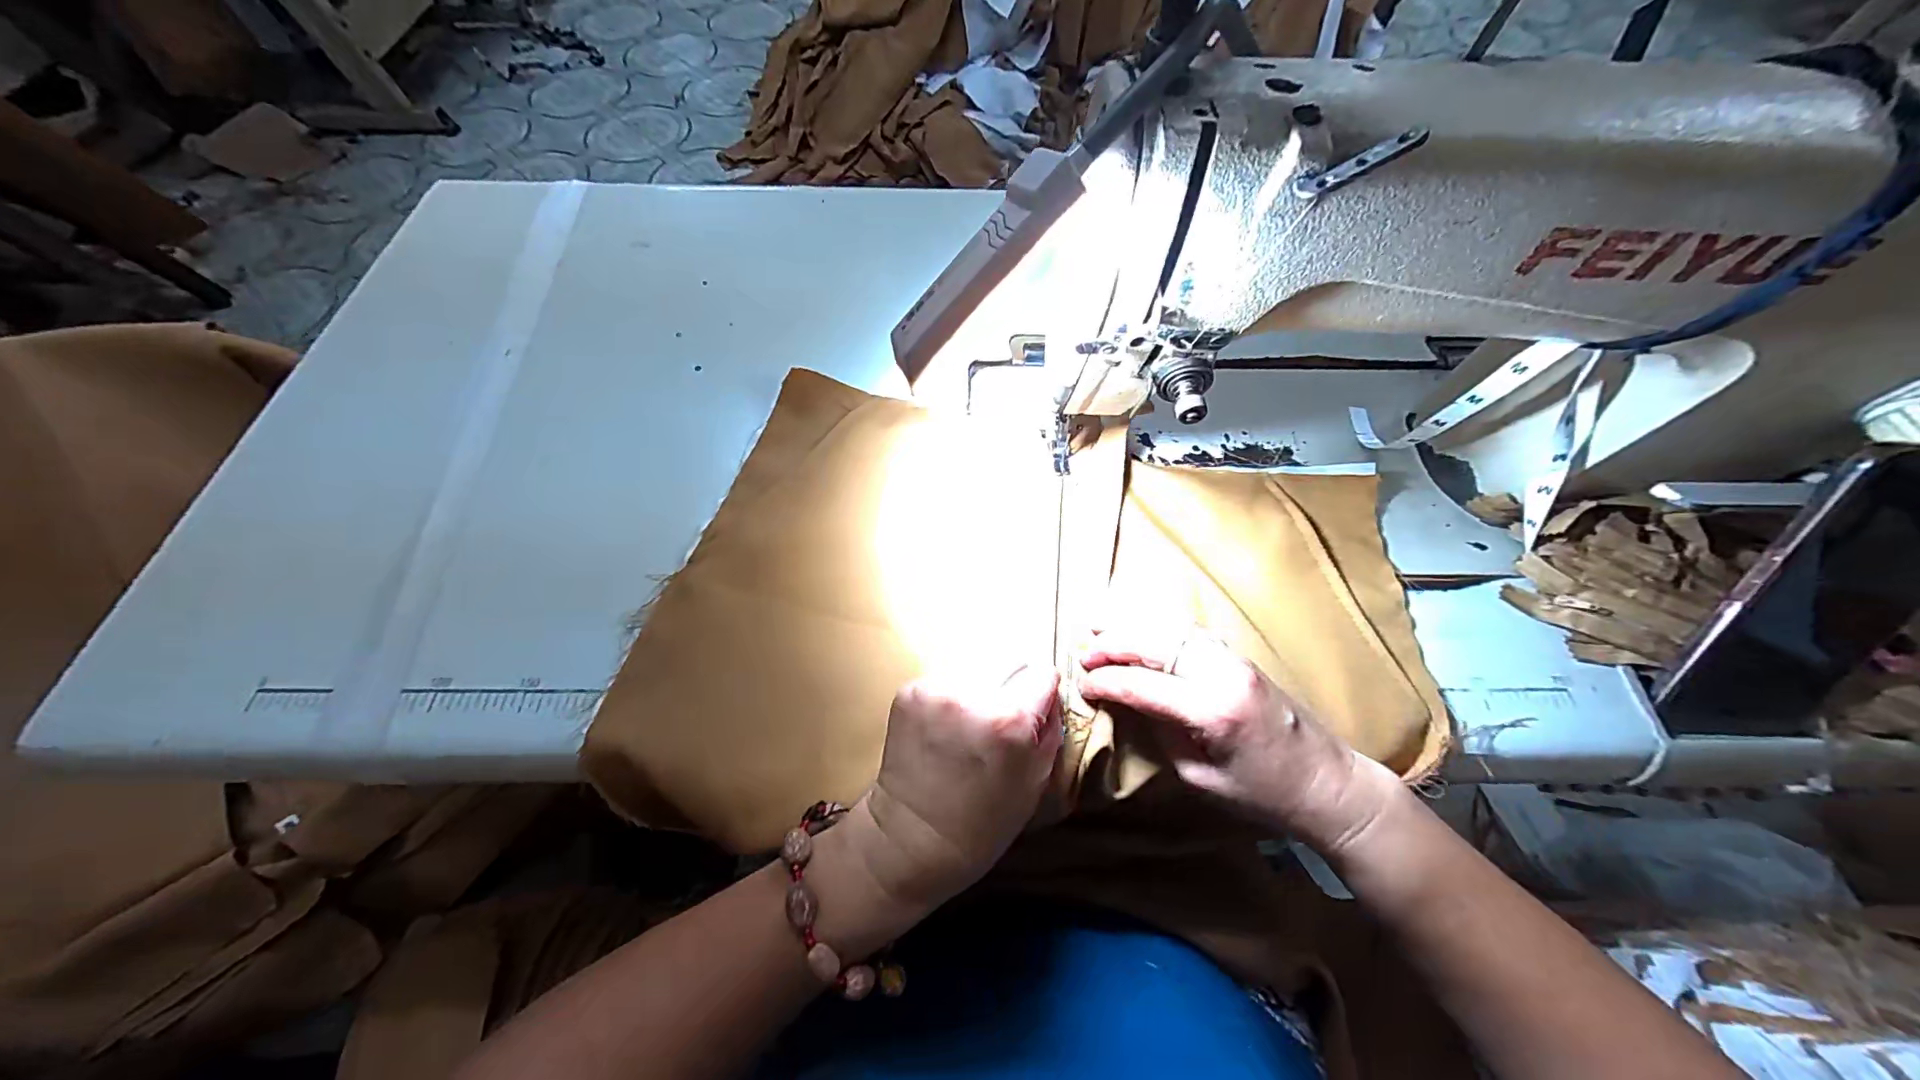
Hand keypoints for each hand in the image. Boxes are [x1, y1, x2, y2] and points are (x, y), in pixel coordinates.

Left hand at [851, 663, 1062, 913]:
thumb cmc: (983, 822)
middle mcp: (971, 694)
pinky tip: (947, 726)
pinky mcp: (909, 691)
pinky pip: (947, 677)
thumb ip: (1049, 728)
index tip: (1037, 707)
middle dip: (1014, 684)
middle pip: (1011, 660)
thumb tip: (1050, 692)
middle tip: (1003, 717)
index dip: (1043, 691)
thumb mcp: (1036, 780)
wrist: (912, 839)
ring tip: (972, 723)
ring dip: (982, 685)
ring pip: (977, 665)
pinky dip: (953, 693)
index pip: (1043, 672)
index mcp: (1010, 719)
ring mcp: (935, 689)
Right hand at [1076, 625, 1401, 856]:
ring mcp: (1234, 659)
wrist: (1326, 783)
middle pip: (1154, 643)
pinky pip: (1189, 631)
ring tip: (1098, 625)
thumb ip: (1159, 730)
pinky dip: (1157, 626)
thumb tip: (1126, 699)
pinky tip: (1139, 628)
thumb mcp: (1198, 776)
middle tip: (1083, 651)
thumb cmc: (1260, 793)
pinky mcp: (1240, 657)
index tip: (1081, 684)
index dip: (1106, 682)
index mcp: (1212, 710)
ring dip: (1131, 625)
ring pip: (1171, 627)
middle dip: (1112, 643)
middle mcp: (1222, 673)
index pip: (1142, 684)